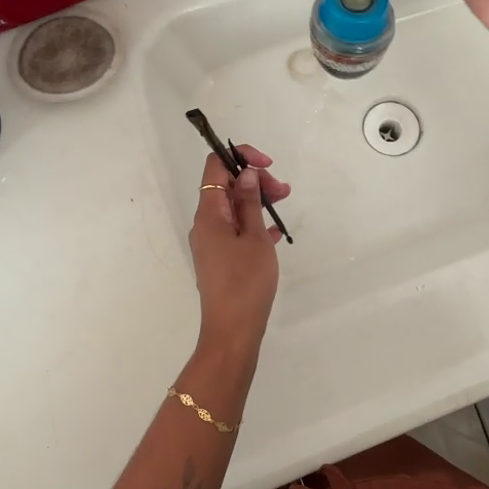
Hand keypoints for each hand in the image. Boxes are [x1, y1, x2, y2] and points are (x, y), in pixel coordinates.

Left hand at [189, 146, 289, 352]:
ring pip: (233, 209)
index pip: (215, 167)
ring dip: (257, 202)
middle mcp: (205, 224)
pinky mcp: (220, 259)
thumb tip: (246, 174)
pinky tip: (274, 232)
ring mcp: (211, 243)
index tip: (268, 165)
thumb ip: (250, 203)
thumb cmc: (246, 281)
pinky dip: (253, 225)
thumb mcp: (254, 237)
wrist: (233, 330)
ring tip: (283, 204)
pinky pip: (236, 230)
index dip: (240, 158)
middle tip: (282, 191)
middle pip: (226, 187)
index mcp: (208, 213)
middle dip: (254, 181)